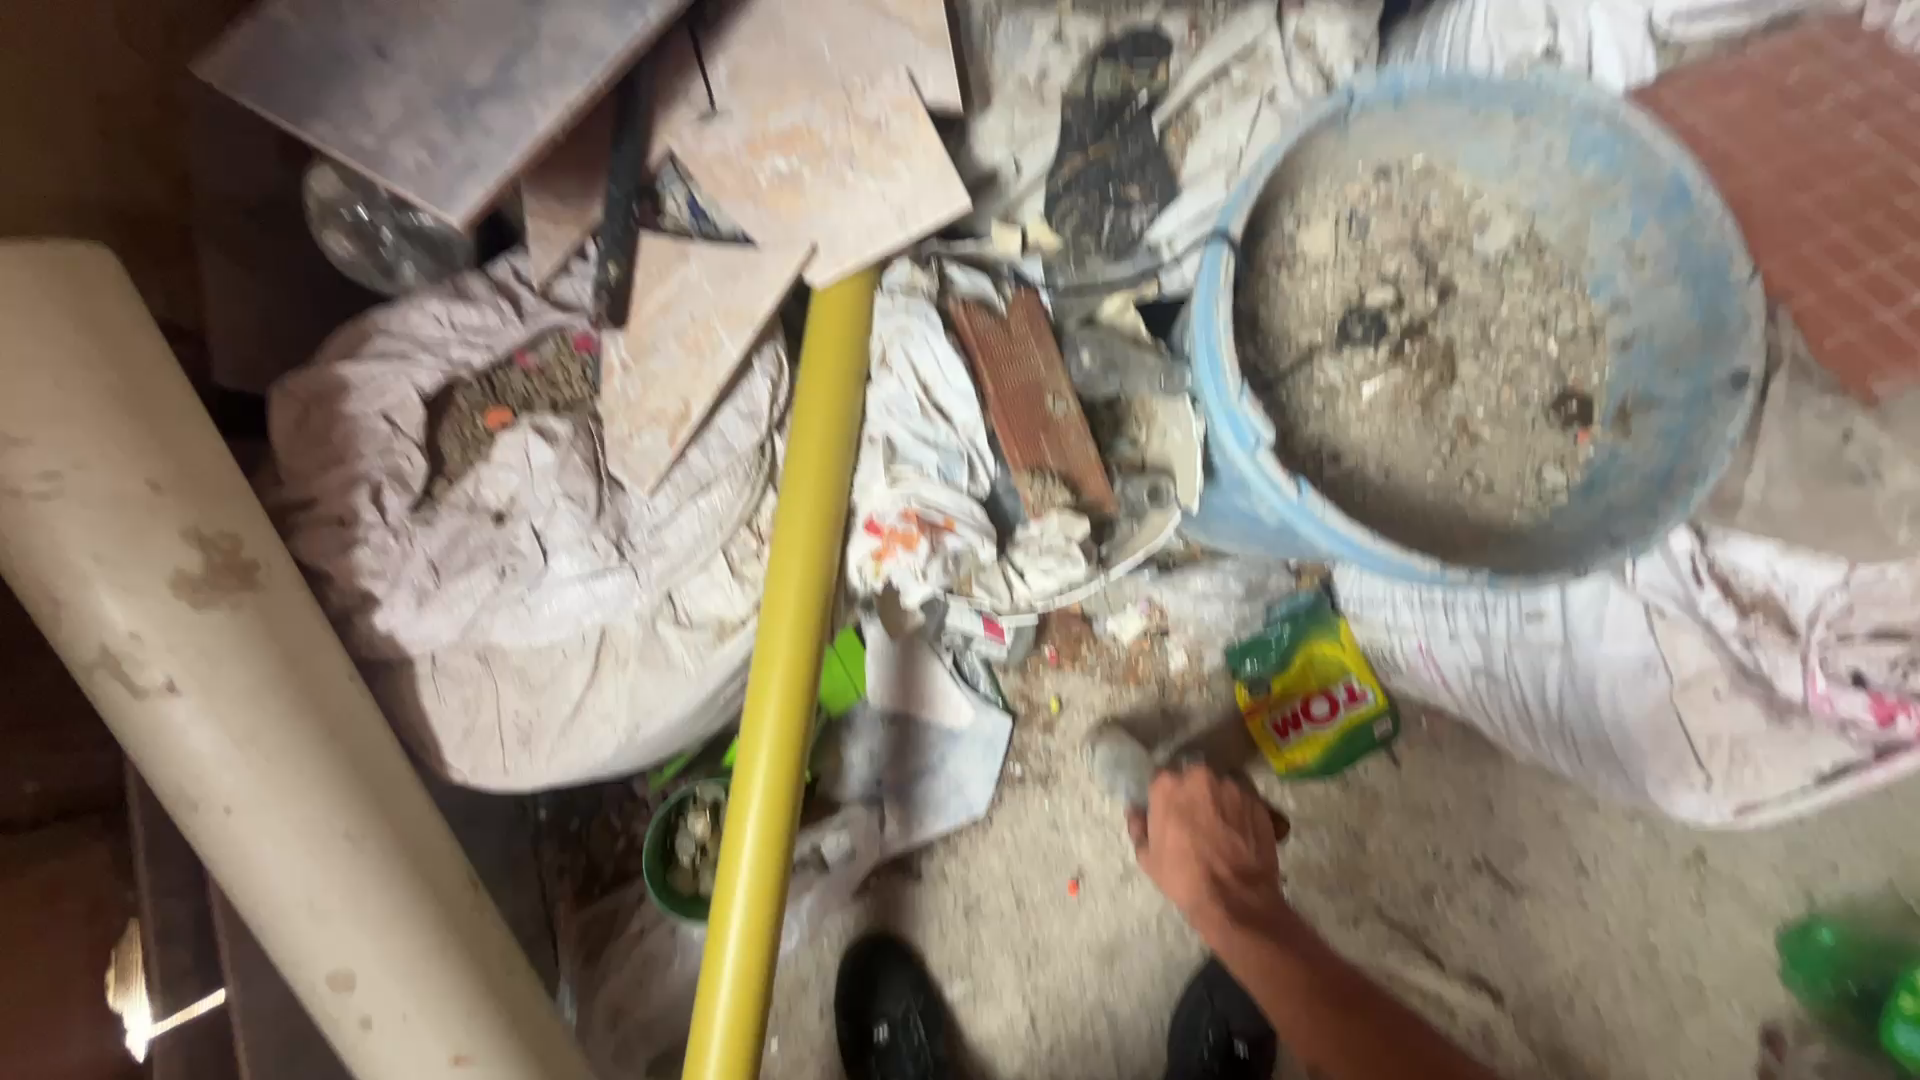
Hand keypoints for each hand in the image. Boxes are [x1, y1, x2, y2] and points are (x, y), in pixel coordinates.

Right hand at [1127, 764, 1289, 935]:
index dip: (1166, 797)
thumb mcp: (1147, 857)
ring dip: (1219, 800)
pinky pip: (1244, 799)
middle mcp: (1199, 776)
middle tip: (1197, 819)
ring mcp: (1232, 786)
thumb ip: (1138, 826)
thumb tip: (1136, 811)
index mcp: (1167, 784)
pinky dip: (1241, 811)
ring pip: (1220, 787)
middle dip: (1194, 793)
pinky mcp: (1257, 801)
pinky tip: (1240, 832)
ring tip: (1223, 826)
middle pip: (1194, 778)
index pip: (1162, 779)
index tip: (1171, 812)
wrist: (1235, 898)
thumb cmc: (1184, 877)